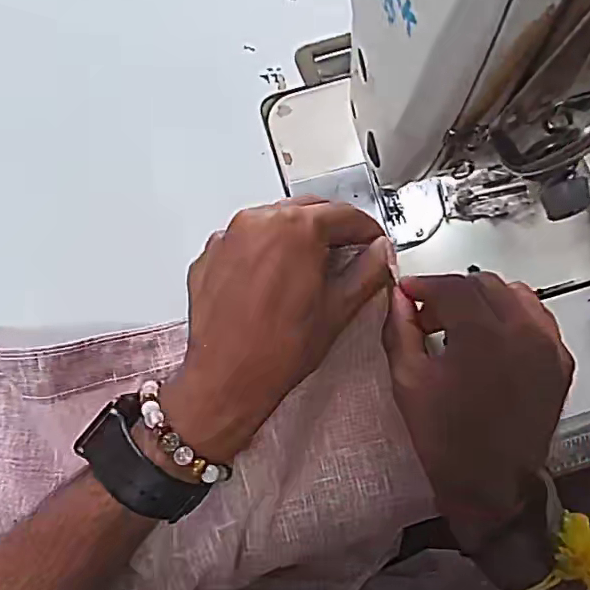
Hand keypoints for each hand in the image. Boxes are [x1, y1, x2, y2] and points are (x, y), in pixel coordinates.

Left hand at [160, 198, 393, 459]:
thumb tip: (379, 255)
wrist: (227, 378)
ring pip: (273, 223)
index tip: (372, 241)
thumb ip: (367, 272)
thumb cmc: (274, 352)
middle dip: (330, 229)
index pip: (344, 214)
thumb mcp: (337, 310)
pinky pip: (244, 242)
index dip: (366, 230)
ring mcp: (229, 238)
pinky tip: (272, 283)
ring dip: (295, 238)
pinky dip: (262, 253)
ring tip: (307, 272)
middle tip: (347, 254)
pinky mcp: (210, 256)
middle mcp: (258, 223)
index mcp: (296, 229)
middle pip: (307, 211)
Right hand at [382, 272, 573, 552]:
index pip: (452, 286)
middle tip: (427, 313)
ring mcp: (548, 346)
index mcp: (482, 336)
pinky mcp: (560, 362)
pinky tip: (491, 339)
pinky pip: (537, 319)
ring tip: (460, 325)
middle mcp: (522, 332)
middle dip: (451, 293)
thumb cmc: (446, 440)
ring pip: (515, 295)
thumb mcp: (408, 381)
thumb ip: (400, 331)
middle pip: (484, 284)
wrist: (491, 483)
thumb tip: (398, 300)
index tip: (408, 292)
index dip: (424, 285)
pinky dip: (511, 317)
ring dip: (483, 301)